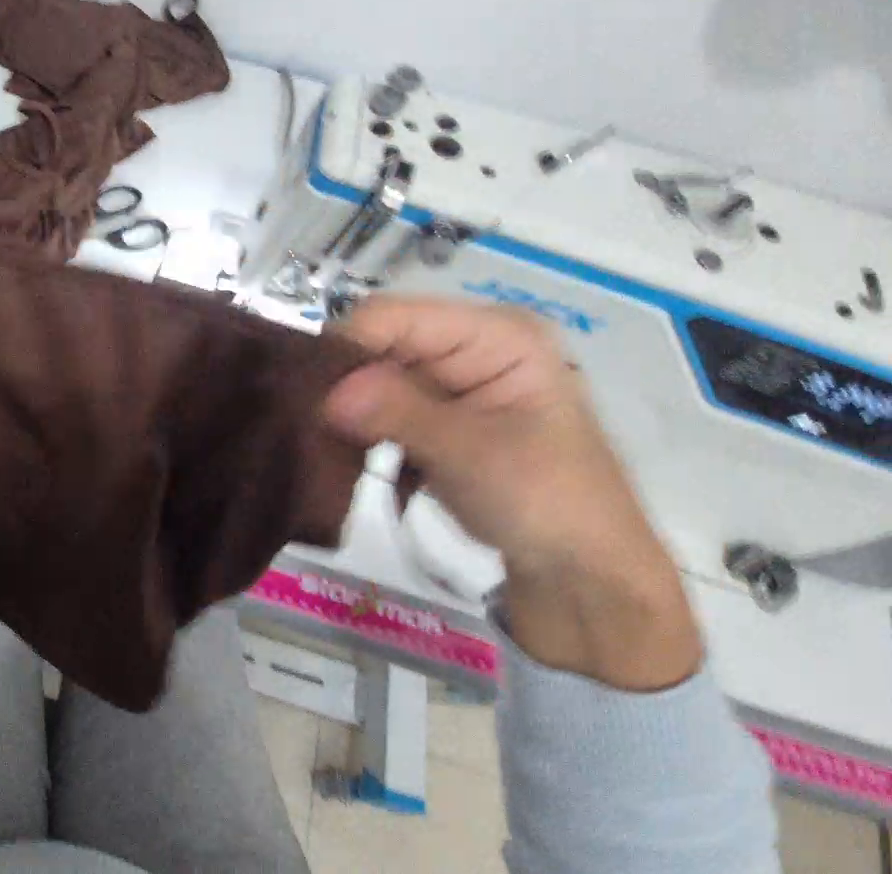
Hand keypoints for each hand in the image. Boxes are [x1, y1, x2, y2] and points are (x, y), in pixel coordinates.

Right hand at [323, 296, 701, 689]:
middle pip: (376, 340)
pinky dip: (358, 426)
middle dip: (340, 378)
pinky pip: (378, 403)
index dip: (345, 348)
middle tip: (304, 423)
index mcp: (494, 334)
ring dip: (345, 407)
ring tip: (320, 440)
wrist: (587, 574)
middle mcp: (469, 343)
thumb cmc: (548, 504)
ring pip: (369, 374)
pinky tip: (344, 451)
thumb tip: (326, 390)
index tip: (307, 396)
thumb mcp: (473, 454)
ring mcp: (451, 379)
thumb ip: (399, 412)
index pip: (391, 316)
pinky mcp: (436, 413)